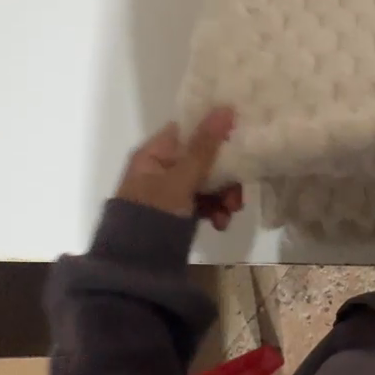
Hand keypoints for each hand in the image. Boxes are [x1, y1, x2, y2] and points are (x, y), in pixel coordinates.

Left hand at [117, 107, 243, 230]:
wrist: (134, 266)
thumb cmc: (154, 213)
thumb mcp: (181, 179)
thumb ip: (204, 146)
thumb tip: (225, 108)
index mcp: (154, 154)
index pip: (188, 129)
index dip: (213, 129)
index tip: (239, 135)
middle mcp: (161, 168)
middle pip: (203, 158)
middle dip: (225, 174)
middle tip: (237, 191)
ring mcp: (170, 191)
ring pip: (208, 182)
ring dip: (224, 195)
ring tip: (231, 212)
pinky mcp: (179, 212)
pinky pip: (204, 202)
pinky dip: (216, 210)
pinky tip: (221, 223)